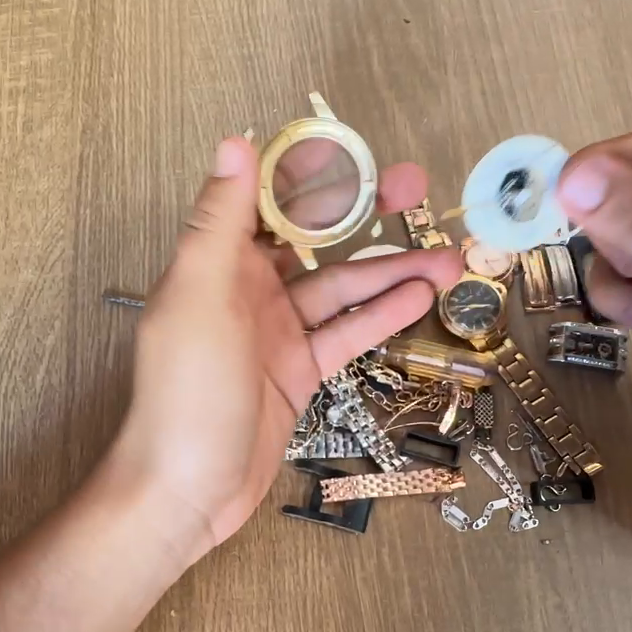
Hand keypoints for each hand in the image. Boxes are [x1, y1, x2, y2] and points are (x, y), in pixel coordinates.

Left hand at [104, 136, 462, 559]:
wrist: (188, 488)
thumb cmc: (186, 392)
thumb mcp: (200, 298)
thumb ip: (219, 222)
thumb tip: (234, 142)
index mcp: (216, 261)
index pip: (267, 197)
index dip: (311, 169)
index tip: (359, 148)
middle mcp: (247, 289)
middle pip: (313, 237)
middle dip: (363, 211)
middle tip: (416, 186)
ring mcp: (276, 331)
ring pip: (340, 287)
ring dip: (390, 271)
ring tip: (446, 257)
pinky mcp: (298, 370)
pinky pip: (344, 333)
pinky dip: (379, 316)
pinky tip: (419, 298)